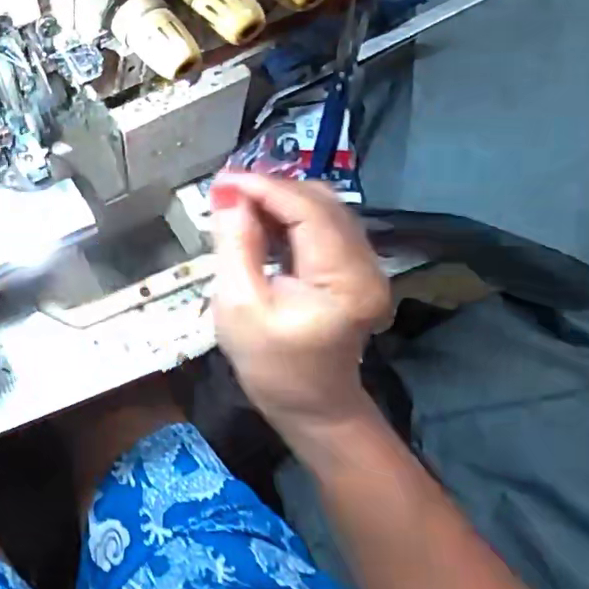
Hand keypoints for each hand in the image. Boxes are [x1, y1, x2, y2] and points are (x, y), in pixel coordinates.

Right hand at [208, 172, 392, 436]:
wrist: (310, 407)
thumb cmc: (271, 364)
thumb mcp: (239, 304)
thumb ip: (236, 244)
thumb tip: (228, 194)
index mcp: (344, 279)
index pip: (308, 211)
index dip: (264, 188)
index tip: (221, 181)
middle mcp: (366, 265)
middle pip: (321, 203)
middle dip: (270, 188)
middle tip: (224, 190)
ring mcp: (365, 266)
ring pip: (323, 209)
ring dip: (279, 199)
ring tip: (236, 202)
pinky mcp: (353, 268)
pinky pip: (322, 225)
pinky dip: (289, 215)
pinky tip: (259, 220)